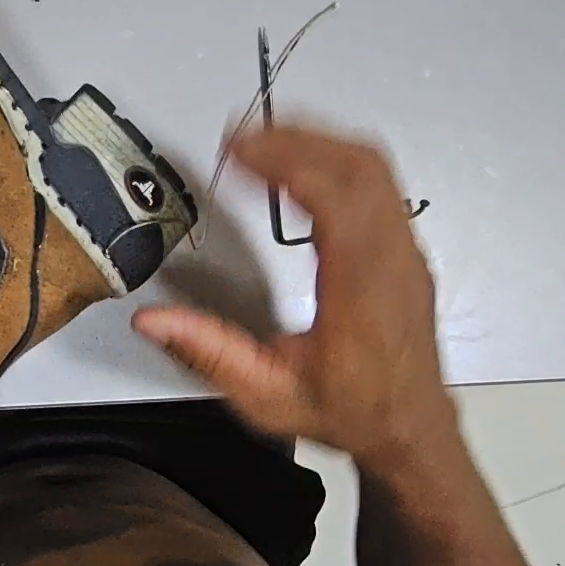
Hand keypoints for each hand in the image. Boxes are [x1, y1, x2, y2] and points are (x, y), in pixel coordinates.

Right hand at [133, 125, 451, 462]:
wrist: (409, 428)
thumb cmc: (351, 412)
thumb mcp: (267, 394)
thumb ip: (209, 353)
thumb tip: (156, 321)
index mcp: (361, 289)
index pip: (333, 196)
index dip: (283, 160)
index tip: (237, 149)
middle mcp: (392, 260)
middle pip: (357, 166)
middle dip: (296, 137)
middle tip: (243, 137)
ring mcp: (405, 251)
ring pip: (373, 168)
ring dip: (317, 142)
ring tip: (265, 142)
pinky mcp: (405, 250)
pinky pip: (378, 184)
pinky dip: (335, 161)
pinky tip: (302, 168)